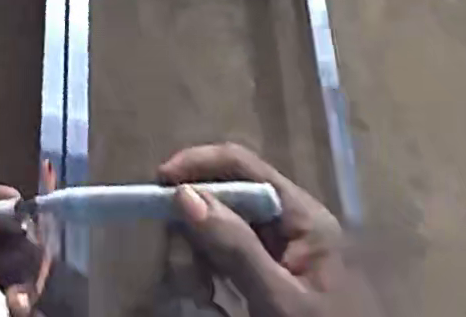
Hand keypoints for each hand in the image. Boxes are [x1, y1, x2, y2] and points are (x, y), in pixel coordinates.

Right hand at [158, 143, 379, 316]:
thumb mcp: (280, 302)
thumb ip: (234, 246)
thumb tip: (182, 192)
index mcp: (304, 217)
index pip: (240, 163)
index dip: (196, 164)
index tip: (161, 184)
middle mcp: (292, 222)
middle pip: (224, 194)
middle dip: (194, 222)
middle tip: (179, 261)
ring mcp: (281, 248)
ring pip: (219, 224)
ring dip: (197, 250)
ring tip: (196, 289)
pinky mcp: (272, 273)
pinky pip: (225, 252)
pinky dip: (207, 267)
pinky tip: (207, 295)